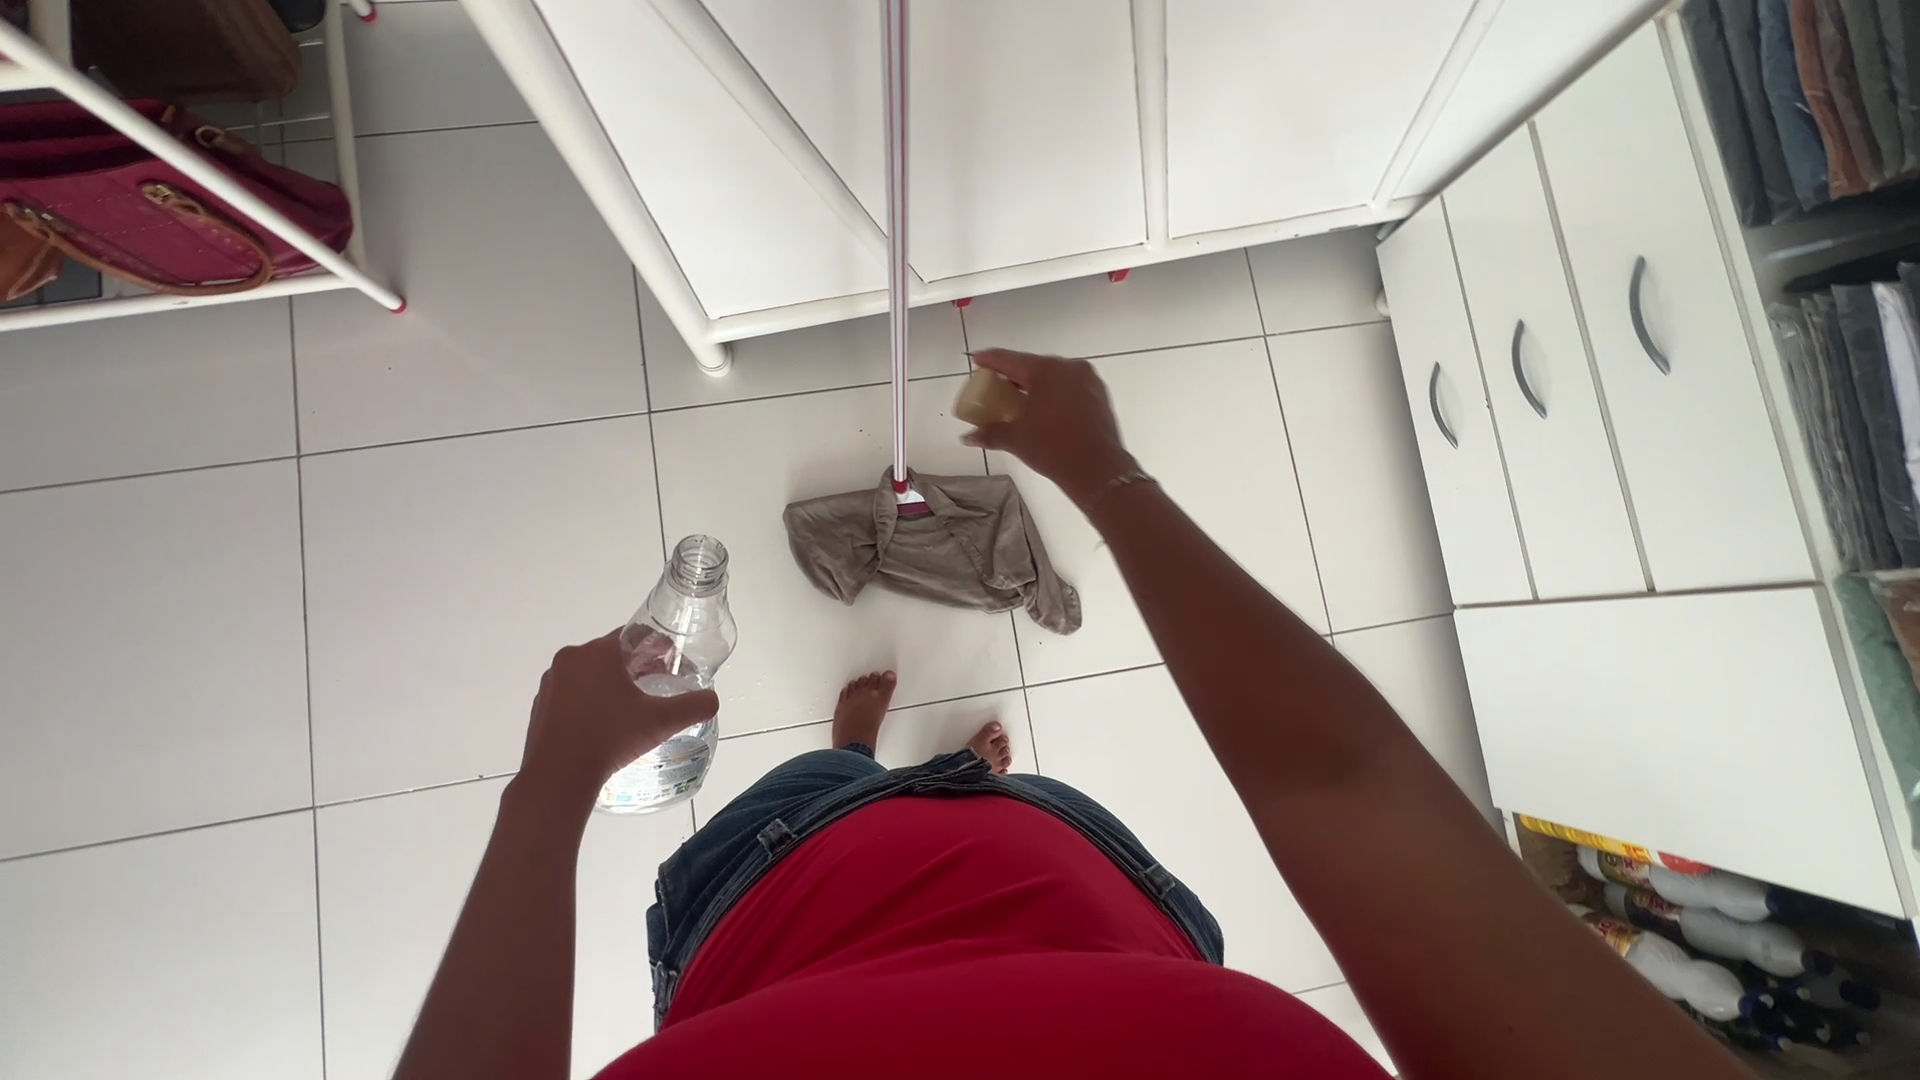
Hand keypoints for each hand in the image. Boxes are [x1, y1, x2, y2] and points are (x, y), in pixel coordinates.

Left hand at [514, 629, 719, 809]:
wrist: (557, 778)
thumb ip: (695, 705)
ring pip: (593, 671)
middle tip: (662, 682)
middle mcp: (571, 659)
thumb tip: (712, 699)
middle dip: (640, 664)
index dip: (660, 646)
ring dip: (616, 681)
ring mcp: (552, 683)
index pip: (636, 635)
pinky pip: (574, 691)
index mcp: (598, 652)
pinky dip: (594, 698)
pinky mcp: (541, 706)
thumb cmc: (610, 738)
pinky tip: (608, 721)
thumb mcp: (662, 721)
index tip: (675, 662)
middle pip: (614, 652)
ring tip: (636, 704)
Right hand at [962, 349, 1139, 510]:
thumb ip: (991, 432)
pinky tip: (1047, 410)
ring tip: (1022, 400)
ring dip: (1038, 385)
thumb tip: (968, 437)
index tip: (977, 360)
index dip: (990, 360)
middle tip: (999, 386)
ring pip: (1055, 376)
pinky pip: (1071, 387)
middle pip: (1034, 366)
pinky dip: (1056, 394)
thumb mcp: (1016, 439)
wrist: (1096, 468)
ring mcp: (1088, 379)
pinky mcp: (1100, 394)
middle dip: (1015, 376)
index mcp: (1044, 370)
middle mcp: (1068, 367)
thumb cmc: (1052, 448)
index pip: (1009, 359)